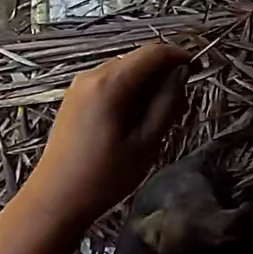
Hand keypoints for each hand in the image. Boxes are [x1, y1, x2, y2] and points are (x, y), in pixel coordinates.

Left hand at [22, 43, 190, 225]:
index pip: (153, 52)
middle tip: (181, 107)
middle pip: (138, 60)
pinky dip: (129, 92)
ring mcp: (80, 86)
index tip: (197, 70)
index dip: (178, 56)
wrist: (55, 201)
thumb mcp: (146, 142)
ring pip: (125, 71)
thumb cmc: (104, 176)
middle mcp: (92, 76)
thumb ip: (167, 102)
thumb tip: (181, 73)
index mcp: (110, 83)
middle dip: (164, 75)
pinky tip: (136, 120)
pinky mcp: (75, 99)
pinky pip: (110, 83)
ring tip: (161, 118)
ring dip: (147, 85)